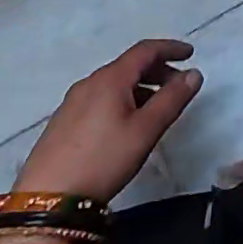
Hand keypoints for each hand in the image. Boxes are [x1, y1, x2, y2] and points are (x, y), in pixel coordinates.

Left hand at [14, 39, 202, 201]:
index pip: (144, 50)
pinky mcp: (65, 120)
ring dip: (141, 87)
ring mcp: (74, 101)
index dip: (169, 48)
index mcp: (110, 79)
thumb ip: (172, 100)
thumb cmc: (103, 159)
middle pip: (128, 65)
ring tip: (158, 108)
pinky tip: (128, 124)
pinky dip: (123, 99)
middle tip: (179, 86)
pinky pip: (101, 97)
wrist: (48, 196)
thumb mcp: (145, 131)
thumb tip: (194, 74)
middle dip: (158, 70)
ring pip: (114, 83)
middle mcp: (89, 82)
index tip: (191, 53)